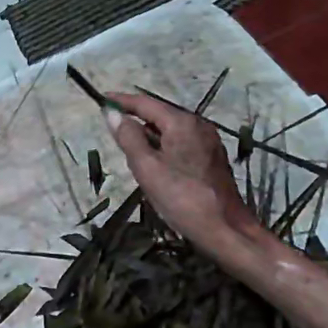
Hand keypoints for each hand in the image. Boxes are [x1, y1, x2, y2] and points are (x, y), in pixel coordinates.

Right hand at [103, 92, 259, 249]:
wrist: (225, 228)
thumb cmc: (182, 198)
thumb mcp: (147, 168)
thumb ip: (129, 138)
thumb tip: (113, 114)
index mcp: (182, 122)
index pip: (146, 103)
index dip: (122, 101)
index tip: (102, 99)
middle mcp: (198, 125)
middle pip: (160, 115)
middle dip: (136, 119)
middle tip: (113, 129)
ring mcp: (208, 141)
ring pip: (171, 130)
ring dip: (149, 135)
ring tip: (129, 149)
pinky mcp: (212, 157)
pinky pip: (181, 142)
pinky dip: (164, 146)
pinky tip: (154, 163)